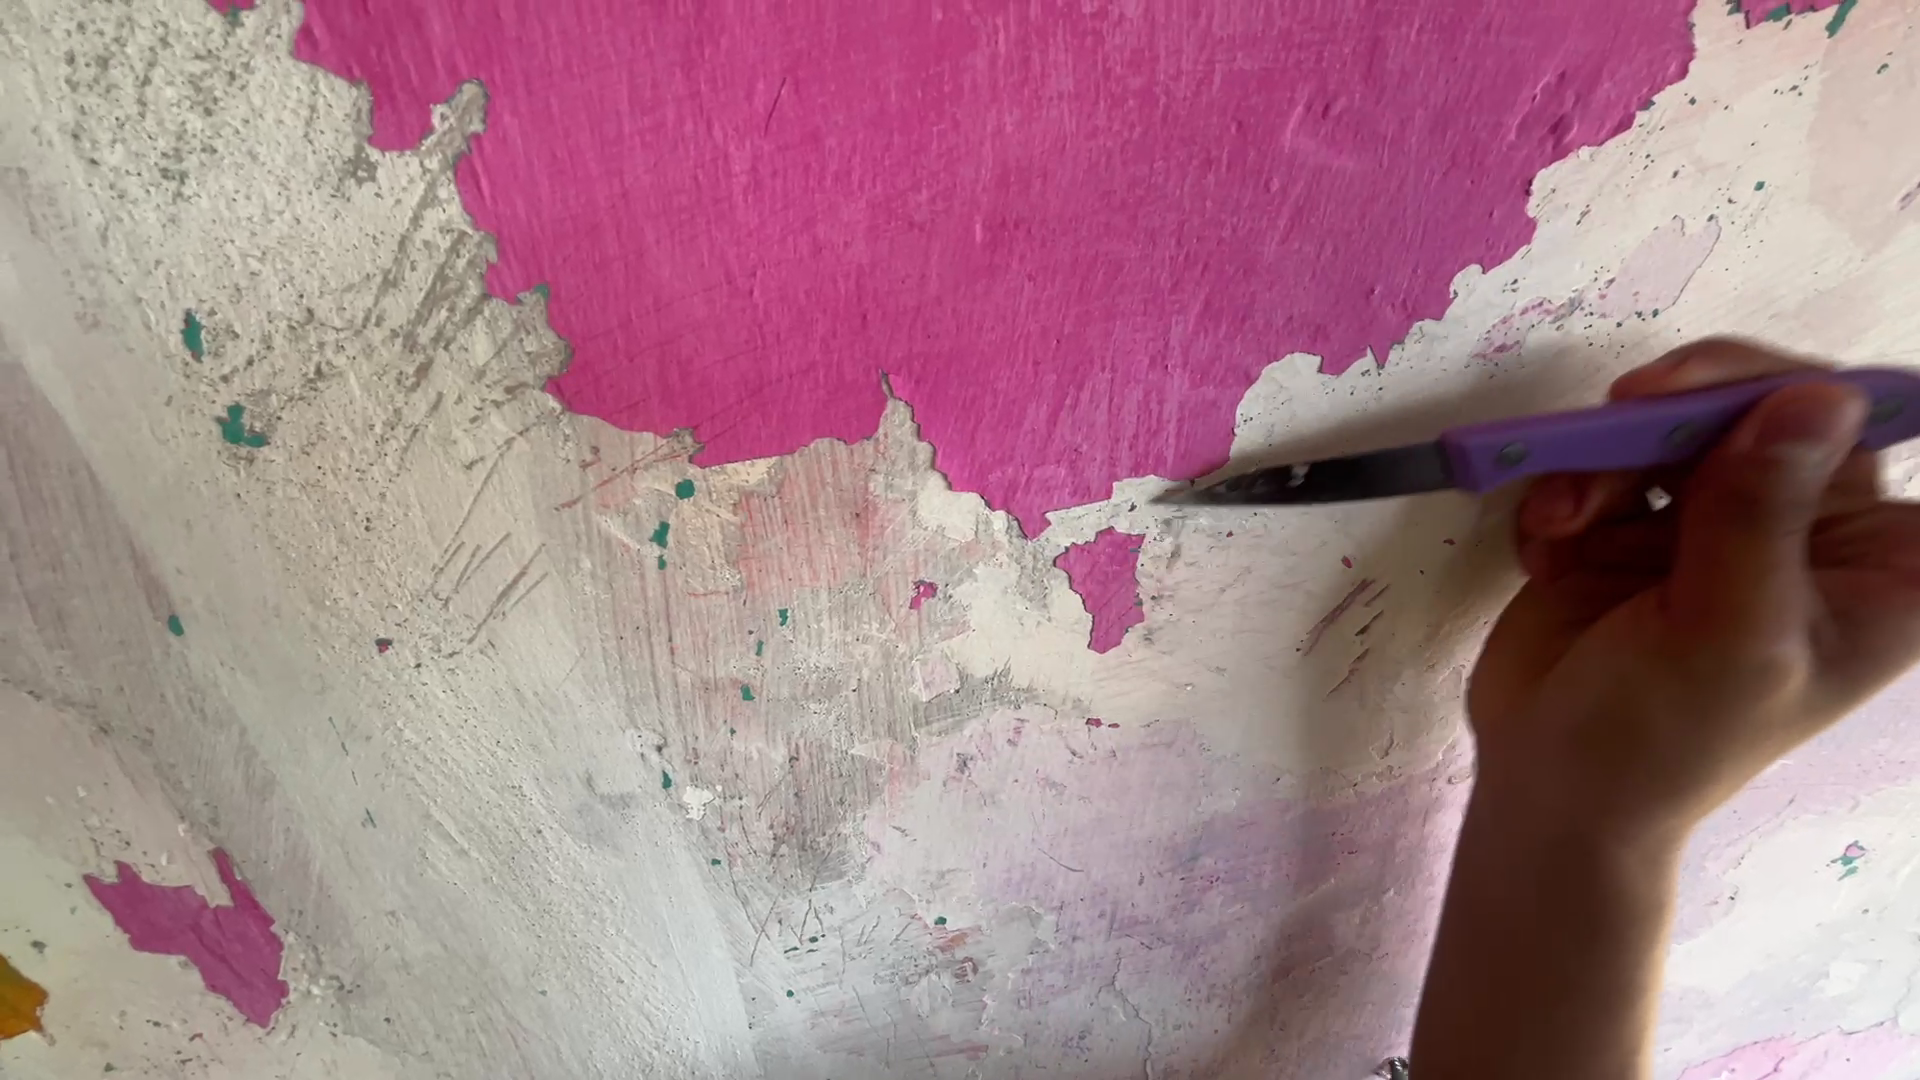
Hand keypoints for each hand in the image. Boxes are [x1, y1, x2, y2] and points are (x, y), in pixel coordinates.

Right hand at [1467, 339, 1919, 843]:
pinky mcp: (1610, 541)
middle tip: (1579, 482)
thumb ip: (1755, 517)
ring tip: (1553, 540)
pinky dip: (1550, 511)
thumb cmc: (1662, 731)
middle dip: (1636, 445)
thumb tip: (1809, 396)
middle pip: (1720, 421)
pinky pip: (1579, 482)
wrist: (1550, 778)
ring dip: (1582, 482)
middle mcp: (1787, 530)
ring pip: (1636, 447)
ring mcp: (1689, 533)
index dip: (1754, 391)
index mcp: (1866, 554)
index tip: (1655, 396)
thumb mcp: (1725, 631)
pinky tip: (1544, 561)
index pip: (1838, 424)